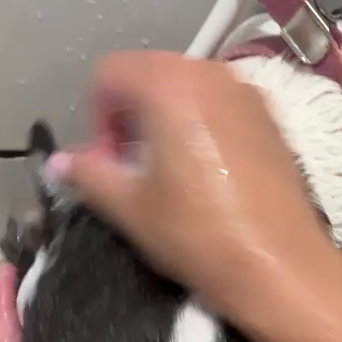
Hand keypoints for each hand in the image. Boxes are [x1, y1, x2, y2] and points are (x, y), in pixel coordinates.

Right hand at [48, 51, 334, 314]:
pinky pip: (223, 112)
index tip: (108, 166)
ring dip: (167, 126)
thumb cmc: (200, 237)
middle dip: (131, 120)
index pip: (108, 75)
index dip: (97, 120)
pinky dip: (203, 133)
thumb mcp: (132, 209)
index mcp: (169, 83)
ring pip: (189, 94)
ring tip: (173, 181)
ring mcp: (249, 94)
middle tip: (135, 175)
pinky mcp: (274, 121)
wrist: (281, 268)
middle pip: (150, 78)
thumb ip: (89, 176)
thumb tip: (59, 163)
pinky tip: (210, 182)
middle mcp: (211, 73)